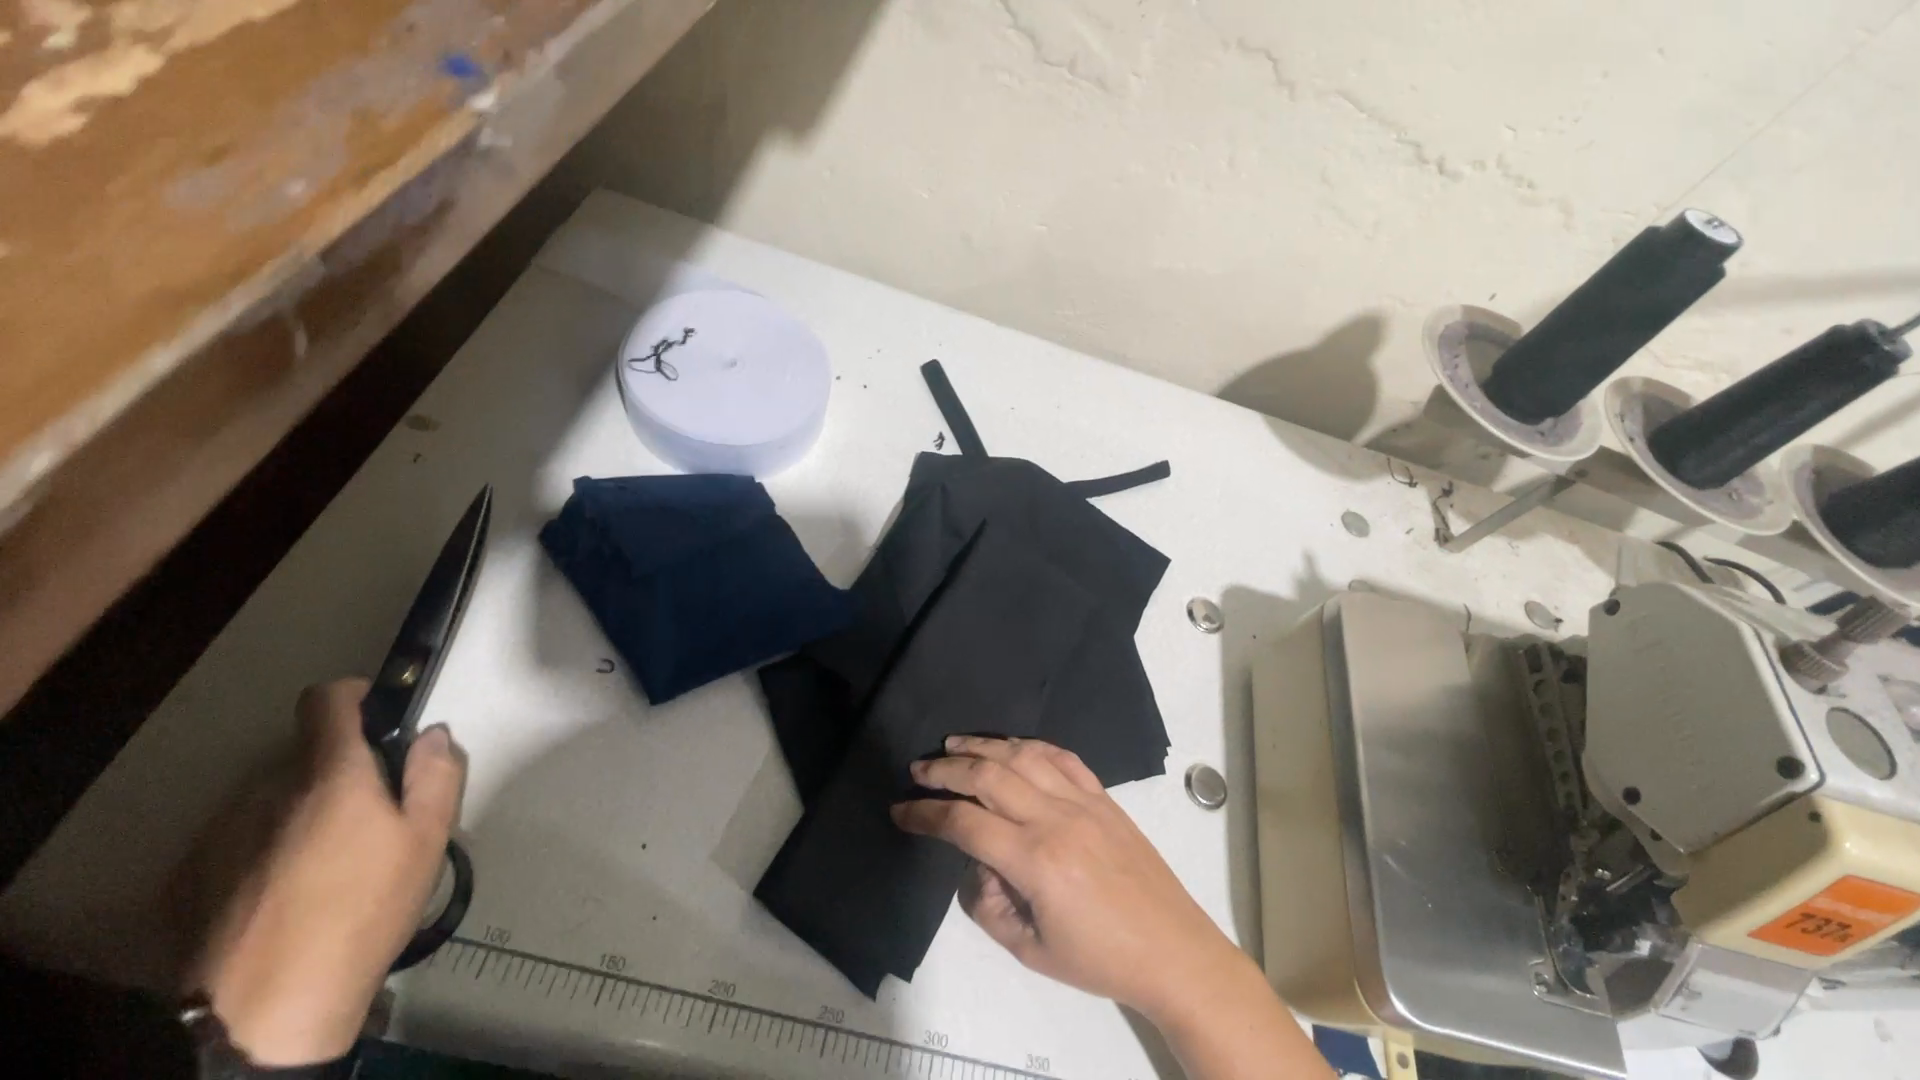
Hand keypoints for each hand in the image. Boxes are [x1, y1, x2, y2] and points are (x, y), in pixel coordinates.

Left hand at [193, 678, 464, 1065]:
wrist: (271, 1005)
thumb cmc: (365, 910)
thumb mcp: (427, 842)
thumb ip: (436, 775)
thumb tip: (432, 735)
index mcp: (330, 774)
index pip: (326, 700)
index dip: (354, 696)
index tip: (377, 719)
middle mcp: (268, 790)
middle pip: (306, 758)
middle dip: (338, 773)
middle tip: (369, 821)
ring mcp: (223, 832)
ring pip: (273, 800)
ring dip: (300, 813)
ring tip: (326, 868)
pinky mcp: (193, 875)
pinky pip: (239, 841)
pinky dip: (264, 851)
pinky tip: (286, 896)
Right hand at [890, 735, 1238, 1017]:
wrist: (1172, 949)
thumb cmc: (1100, 959)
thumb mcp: (1031, 950)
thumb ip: (988, 906)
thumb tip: (977, 865)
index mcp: (1036, 861)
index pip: (964, 823)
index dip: (925, 814)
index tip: (900, 810)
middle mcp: (1056, 819)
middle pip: (988, 776)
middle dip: (946, 770)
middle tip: (918, 769)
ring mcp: (1084, 802)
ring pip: (1024, 755)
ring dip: (984, 746)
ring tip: (953, 744)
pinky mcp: (1104, 798)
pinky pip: (1063, 757)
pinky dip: (1031, 745)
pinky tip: (1011, 745)